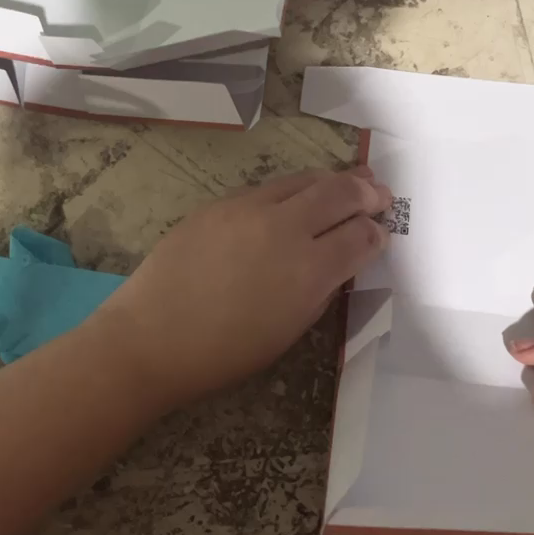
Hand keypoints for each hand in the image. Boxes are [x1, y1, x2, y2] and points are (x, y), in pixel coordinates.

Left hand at [92, 167, 391, 406]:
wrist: (151, 338)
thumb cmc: (224, 353)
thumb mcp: (289, 331)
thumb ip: (321, 290)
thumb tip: (338, 263)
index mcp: (309, 270)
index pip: (359, 237)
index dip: (376, 233)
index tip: (381, 234)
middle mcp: (285, 228)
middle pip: (338, 193)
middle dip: (365, 192)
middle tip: (380, 193)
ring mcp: (249, 209)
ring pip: (303, 180)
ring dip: (331, 182)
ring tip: (347, 183)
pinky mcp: (220, 202)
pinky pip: (267, 188)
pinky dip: (292, 190)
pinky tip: (294, 199)